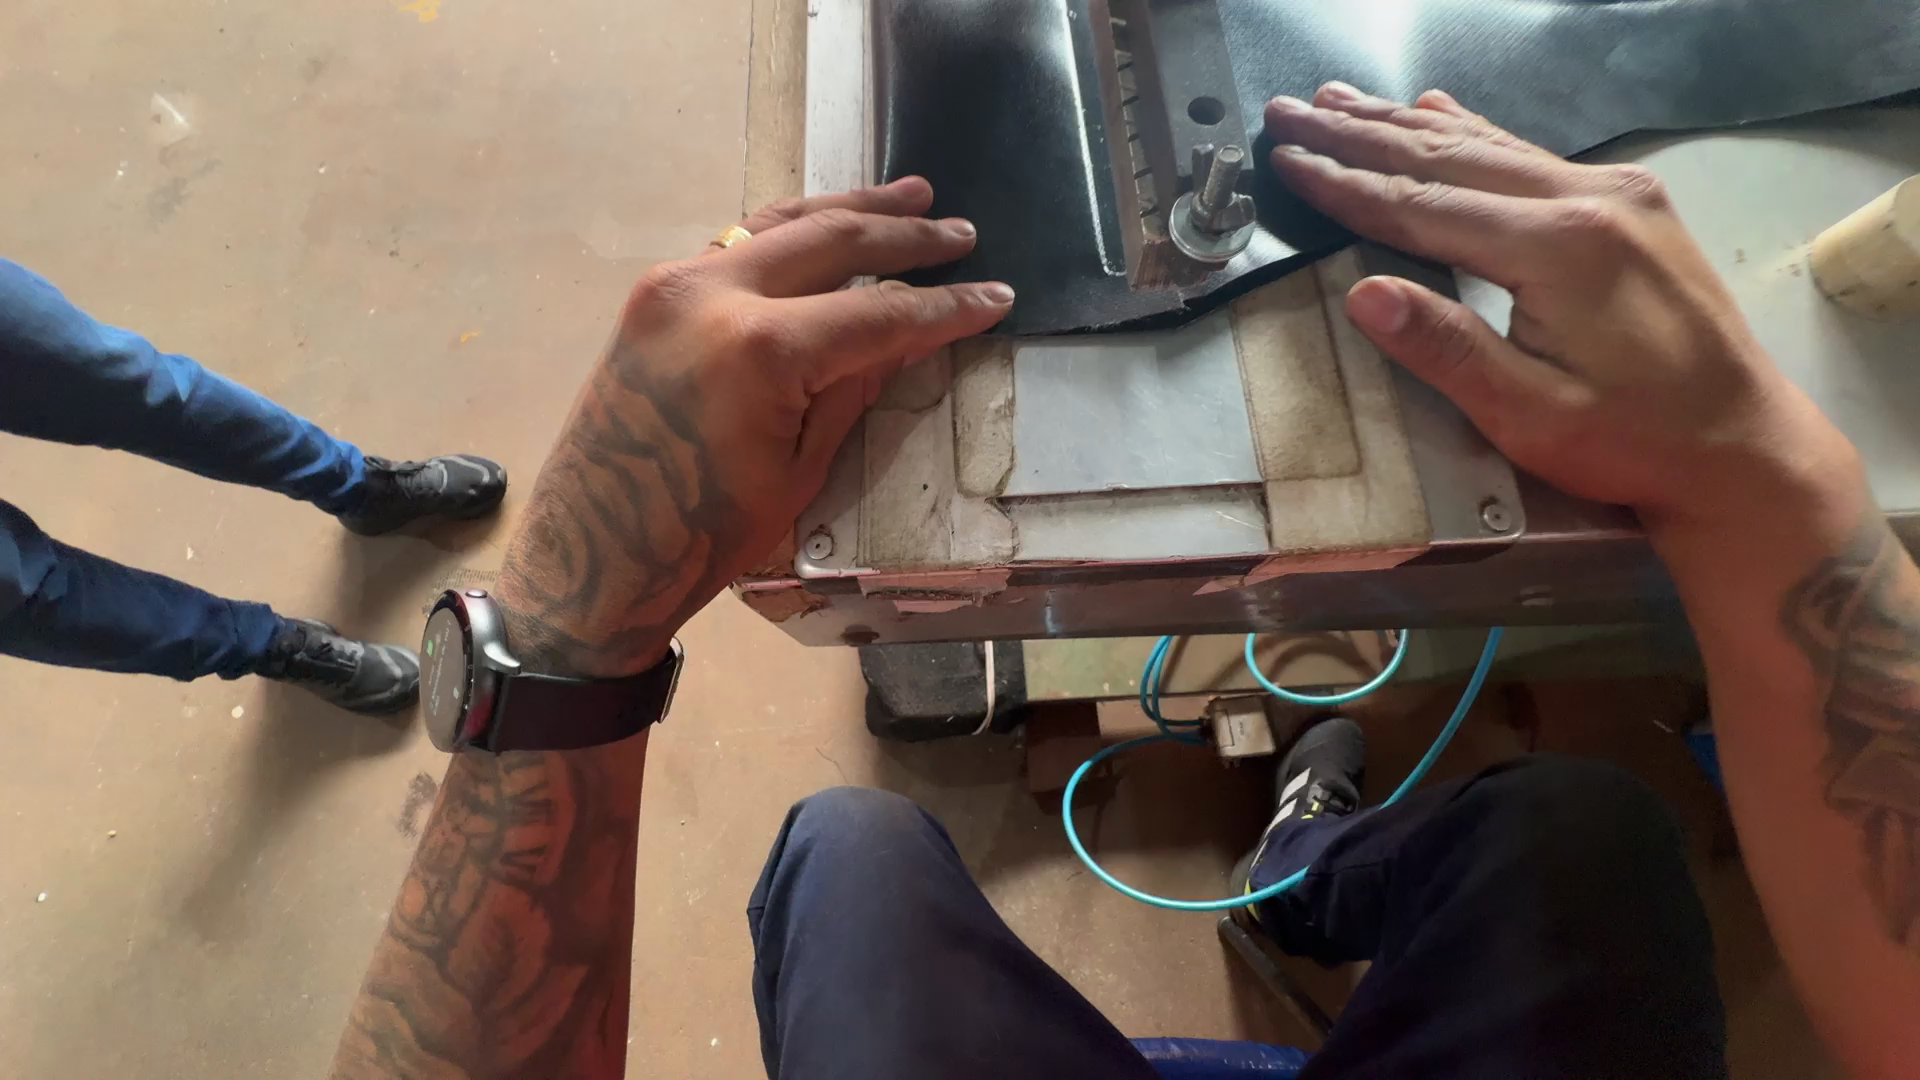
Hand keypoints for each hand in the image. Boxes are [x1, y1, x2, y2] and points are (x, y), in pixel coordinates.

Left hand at [494, 177, 1012, 675]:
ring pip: (782, 222)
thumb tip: (912, 336)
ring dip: (850, 210)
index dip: (945, 308)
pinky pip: (741, 243)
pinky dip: (793, 232)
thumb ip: (858, 385)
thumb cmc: (710, 532)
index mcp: (762, 348)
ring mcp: (676, 281)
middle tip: (960, 231)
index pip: (878, 312)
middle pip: (833, 241)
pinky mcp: (656, 292)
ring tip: (909, 197)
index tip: (993, 298)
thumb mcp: (804, 465)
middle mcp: (716, 290)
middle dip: (906, 235)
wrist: (601, 548)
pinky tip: (827, 230)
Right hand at [1262, 82, 1858, 538]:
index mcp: (1558, 246)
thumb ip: (1443, 346)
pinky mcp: (1621, 207)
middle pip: (1445, 156)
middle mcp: (1586, 199)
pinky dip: (1468, 129)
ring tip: (1340, 101)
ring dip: (1401, 123)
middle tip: (1292, 112)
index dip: (1344, 185)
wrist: (1739, 443)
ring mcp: (1611, 194)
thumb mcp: (1524, 411)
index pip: (1421, 206)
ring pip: (1482, 145)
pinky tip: (1438, 107)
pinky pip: (1521, 156)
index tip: (1288, 159)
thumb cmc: (1625, 439)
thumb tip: (1361, 292)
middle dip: (1357, 134)